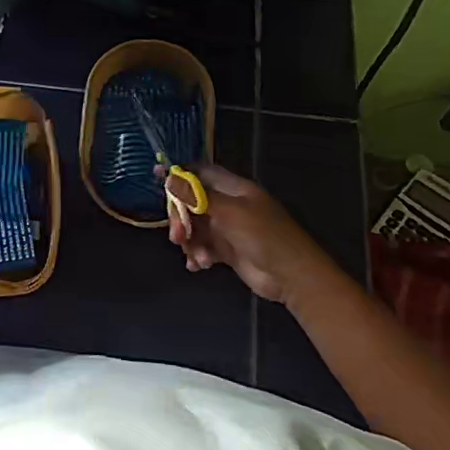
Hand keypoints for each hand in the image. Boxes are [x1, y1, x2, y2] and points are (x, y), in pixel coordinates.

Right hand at [160, 163, 333, 302]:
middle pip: (192, 203)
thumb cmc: (264, 236)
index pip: (201, 173)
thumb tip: (170, 178)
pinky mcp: (228, 251)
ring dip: (190, 241)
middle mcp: (228, 205)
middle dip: (180, 217)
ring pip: (195, 227)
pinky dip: (198, 255)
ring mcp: (228, 229)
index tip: (157, 177)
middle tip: (177, 235)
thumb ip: (197, 196)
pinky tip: (199, 265)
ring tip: (196, 256)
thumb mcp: (228, 212)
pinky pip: (203, 247)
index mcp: (233, 189)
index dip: (179, 174)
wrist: (292, 276)